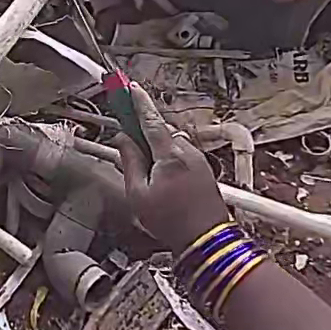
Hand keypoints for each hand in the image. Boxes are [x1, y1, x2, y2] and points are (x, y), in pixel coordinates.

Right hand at [112, 85, 231, 252]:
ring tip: (144, 170)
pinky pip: (180, 153)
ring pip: (170, 142)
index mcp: (170, 156)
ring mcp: (198, 161)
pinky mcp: (203, 170)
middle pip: (160, 130)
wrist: (207, 242)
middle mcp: (188, 153)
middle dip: (143, 131)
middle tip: (126, 139)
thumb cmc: (172, 222)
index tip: (129, 87)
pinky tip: (158, 175)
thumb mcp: (138, 193)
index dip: (138, 102)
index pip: (151, 120)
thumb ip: (129, 161)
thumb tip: (123, 141)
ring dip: (155, 146)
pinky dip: (166, 156)